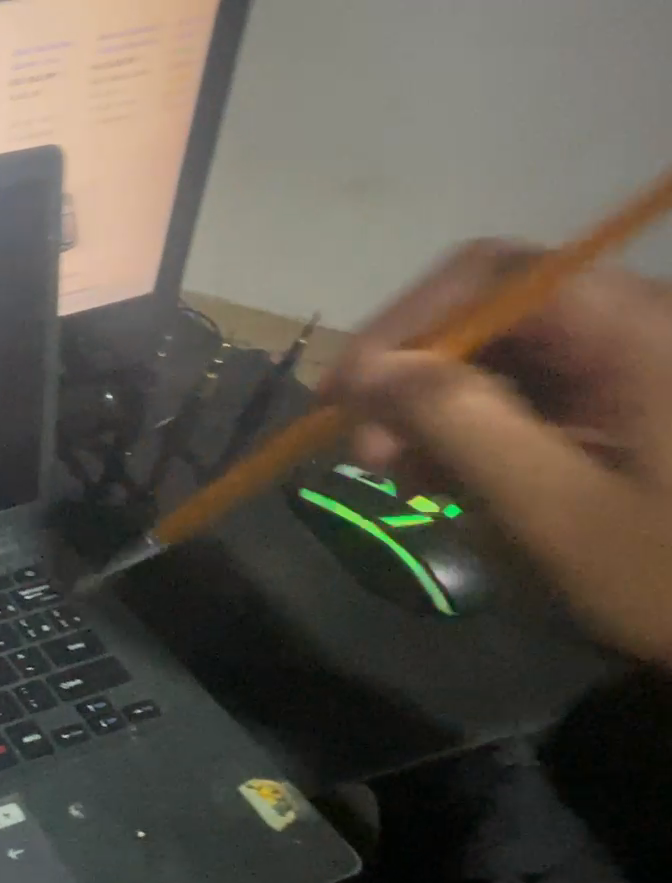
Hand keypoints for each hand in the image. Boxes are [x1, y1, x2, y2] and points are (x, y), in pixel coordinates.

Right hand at [322, 239, 671, 665]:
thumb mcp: (554, 504)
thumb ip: (457, 422)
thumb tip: (363, 370)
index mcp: (643, 333)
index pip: (489, 278)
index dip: (400, 326)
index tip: (340, 396)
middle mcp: (642, 326)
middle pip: (487, 312)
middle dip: (407, 377)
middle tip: (367, 451)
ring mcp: (637, 361)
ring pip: (495, 353)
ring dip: (428, 408)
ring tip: (403, 473)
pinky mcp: (628, 396)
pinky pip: (523, 387)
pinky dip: (467, 426)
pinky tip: (450, 476)